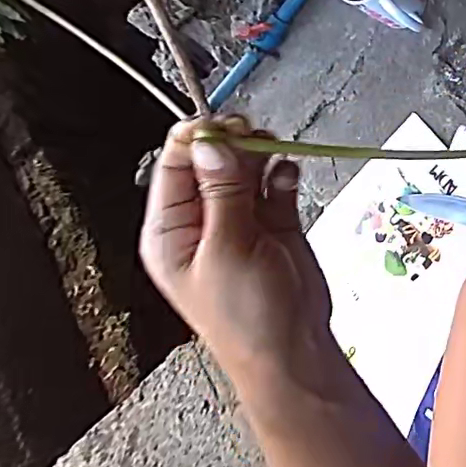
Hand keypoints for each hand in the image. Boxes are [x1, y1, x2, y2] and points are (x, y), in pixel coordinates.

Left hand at [139, 117, 335, 384]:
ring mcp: (244, 219)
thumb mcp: (228, 250)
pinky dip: (285, 174)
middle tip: (255, 135)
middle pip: (216, 163)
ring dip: (263, 155)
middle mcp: (206, 219)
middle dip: (235, 145)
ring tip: (277, 153)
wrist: (292, 345)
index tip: (220, 121)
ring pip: (249, 169)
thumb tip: (213, 147)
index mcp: (172, 229)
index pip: (176, 169)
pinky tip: (289, 175)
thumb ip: (223, 194)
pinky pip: (279, 185)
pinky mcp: (278, 222)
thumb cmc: (246, 314)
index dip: (196, 141)